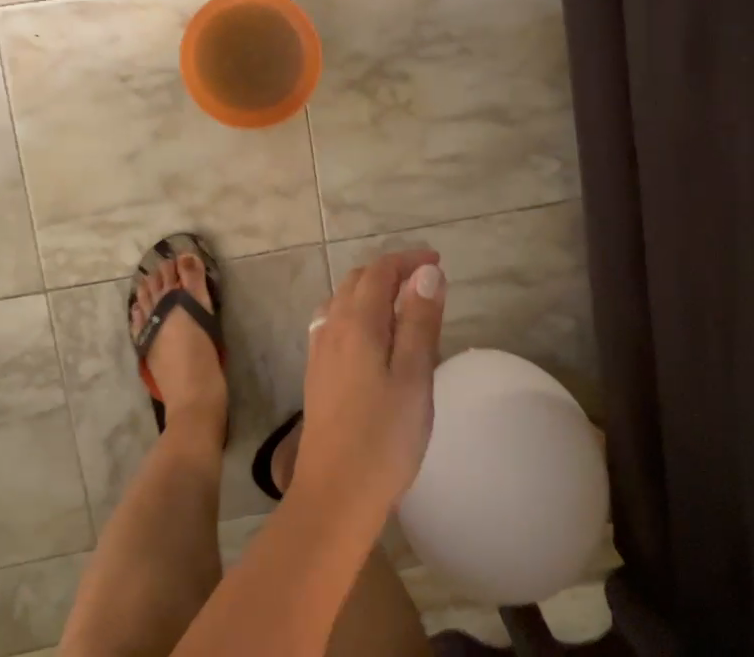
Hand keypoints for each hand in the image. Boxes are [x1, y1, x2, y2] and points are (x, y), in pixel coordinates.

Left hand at [294, 250, 448, 523]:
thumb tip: (426, 272)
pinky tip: (371, 337)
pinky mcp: (316, 376)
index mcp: (357, 324)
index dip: (408, 260)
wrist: (334, 494)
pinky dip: (357, 313)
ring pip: (342, 302)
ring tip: (403, 305)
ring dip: (371, 291)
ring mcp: (319, 353)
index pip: (380, 271)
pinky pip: (334, 324)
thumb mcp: (414, 377)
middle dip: (390, 271)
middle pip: (357, 281)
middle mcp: (332, 329)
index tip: (437, 262)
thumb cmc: (384, 437)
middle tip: (425, 282)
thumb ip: (420, 321)